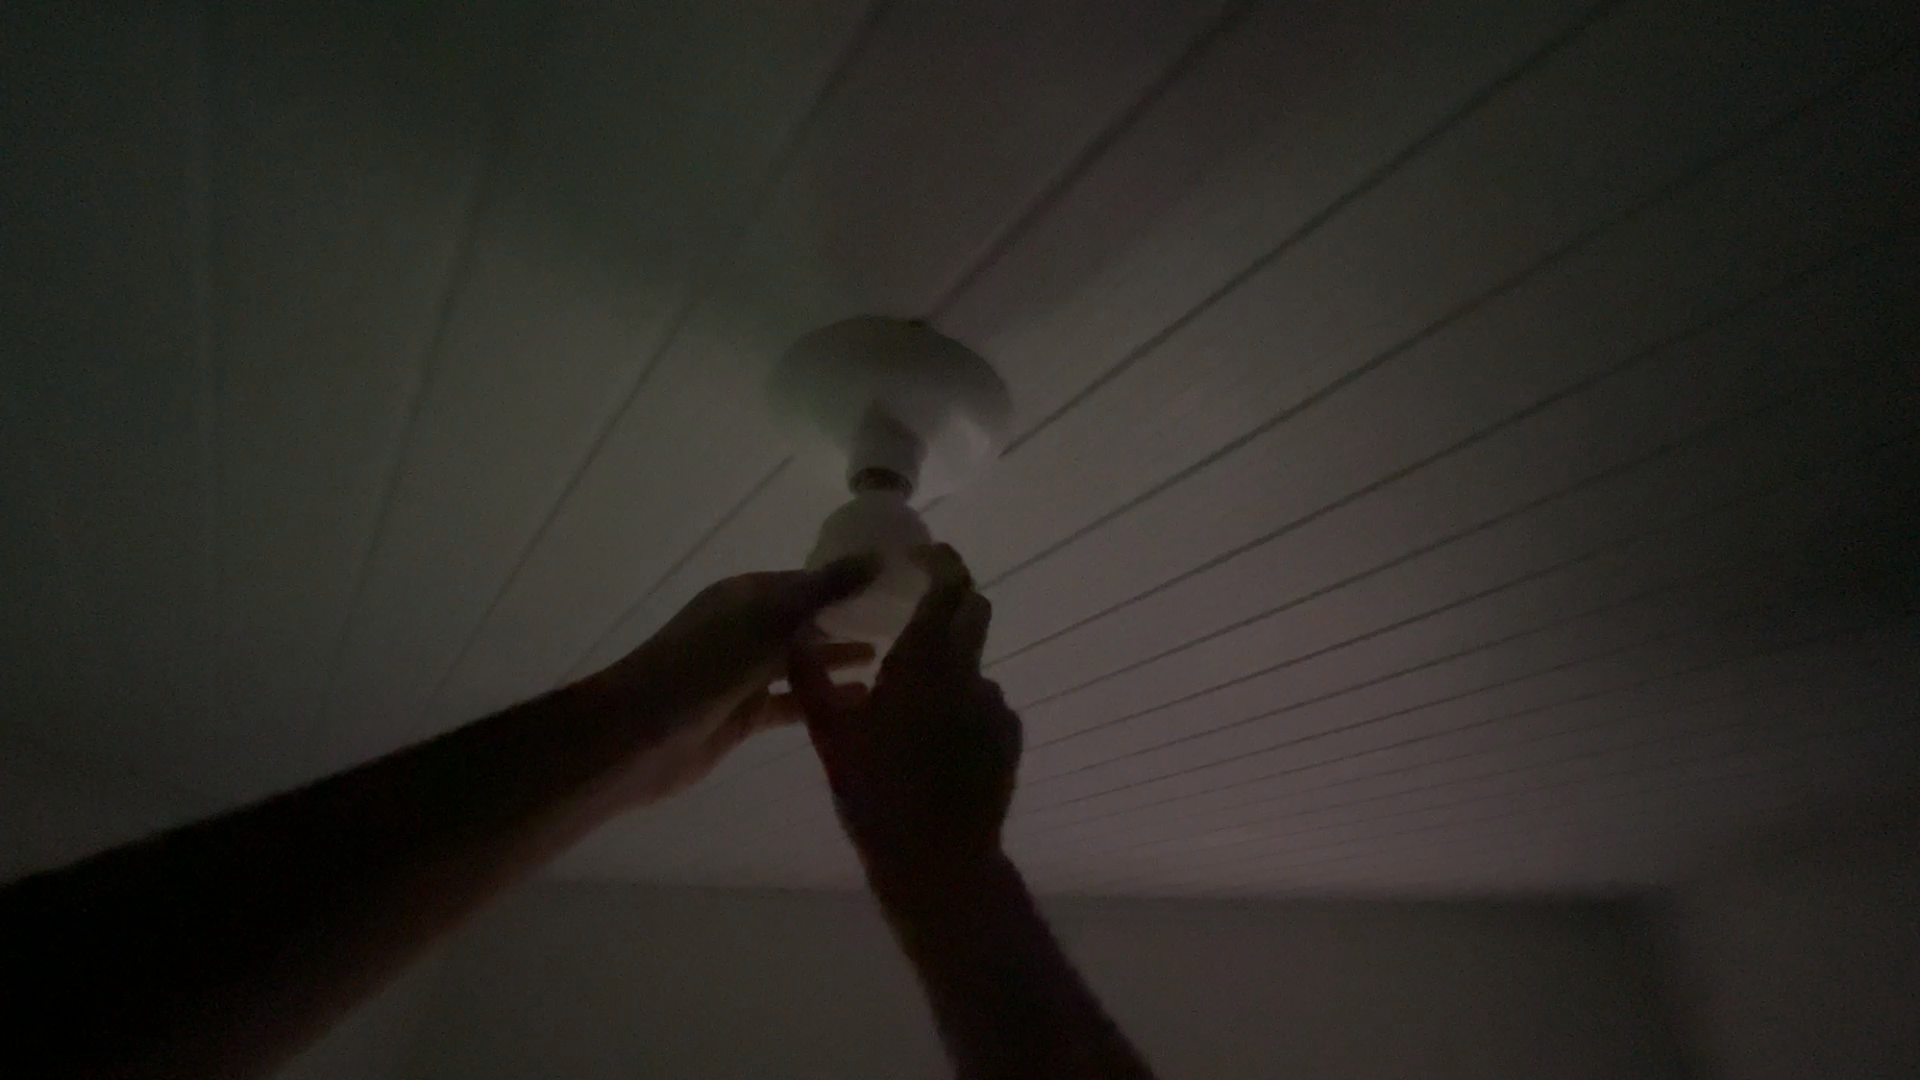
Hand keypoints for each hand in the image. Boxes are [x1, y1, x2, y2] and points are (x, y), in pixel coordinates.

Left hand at [581, 557, 877, 805]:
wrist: (639, 735)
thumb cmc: (706, 664)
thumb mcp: (770, 618)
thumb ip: (825, 589)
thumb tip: (879, 558)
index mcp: (748, 596)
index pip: (808, 582)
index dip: (847, 582)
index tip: (891, 587)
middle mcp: (749, 629)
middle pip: (806, 622)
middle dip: (846, 622)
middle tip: (897, 627)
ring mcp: (746, 673)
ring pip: (803, 663)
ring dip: (838, 661)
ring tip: (886, 661)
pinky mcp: (747, 715)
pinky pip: (795, 703)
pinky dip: (825, 700)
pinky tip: (861, 701)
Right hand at [787, 545, 1020, 878]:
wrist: (939, 861)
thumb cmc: (877, 795)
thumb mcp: (831, 738)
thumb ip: (810, 681)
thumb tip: (795, 639)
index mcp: (926, 662)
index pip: (948, 586)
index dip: (940, 561)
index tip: (921, 555)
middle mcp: (969, 672)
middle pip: (974, 610)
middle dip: (950, 600)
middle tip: (915, 617)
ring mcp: (995, 704)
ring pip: (972, 663)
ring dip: (948, 666)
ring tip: (913, 710)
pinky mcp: (1009, 735)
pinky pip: (983, 701)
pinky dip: (961, 704)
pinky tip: (937, 744)